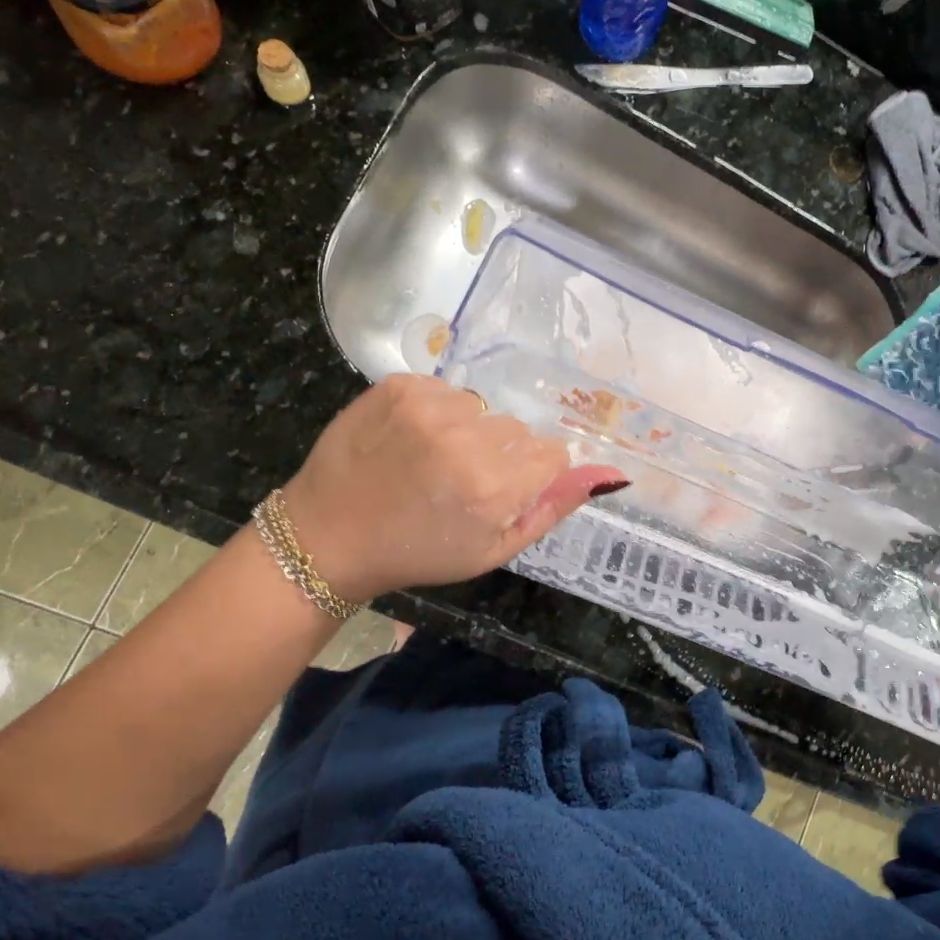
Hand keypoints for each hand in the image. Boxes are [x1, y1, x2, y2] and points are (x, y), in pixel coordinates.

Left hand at [278, 375, 625, 600]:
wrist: (329, 536)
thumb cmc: (418, 552)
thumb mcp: (493, 549)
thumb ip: (553, 508)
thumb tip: (610, 473)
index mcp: (493, 488)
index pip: (550, 454)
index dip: (530, 474)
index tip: (500, 490)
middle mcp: (466, 441)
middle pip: (516, 430)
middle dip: (499, 453)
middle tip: (458, 481)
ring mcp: (428, 408)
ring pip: (481, 407)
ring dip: (466, 430)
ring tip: (429, 459)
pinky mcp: (398, 387)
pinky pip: (444, 390)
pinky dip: (435, 411)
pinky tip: (409, 440)